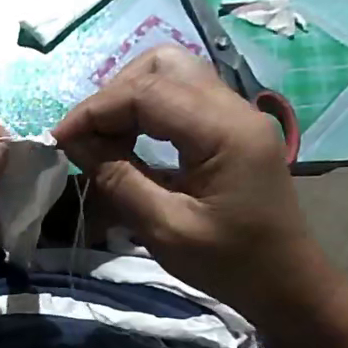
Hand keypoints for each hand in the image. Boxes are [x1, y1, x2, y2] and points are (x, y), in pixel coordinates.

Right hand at [51, 45, 324, 321]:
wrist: (287, 283)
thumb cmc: (230, 264)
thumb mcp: (166, 230)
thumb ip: (118, 180)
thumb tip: (75, 142)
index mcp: (224, 132)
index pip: (147, 92)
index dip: (96, 110)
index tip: (61, 139)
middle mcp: (235, 108)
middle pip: (162, 65)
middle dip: (114, 95)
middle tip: (87, 136)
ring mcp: (238, 114)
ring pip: (173, 73)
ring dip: (130, 97)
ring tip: (104, 138)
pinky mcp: (234, 126)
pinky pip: (183, 96)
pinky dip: (149, 109)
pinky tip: (131, 140)